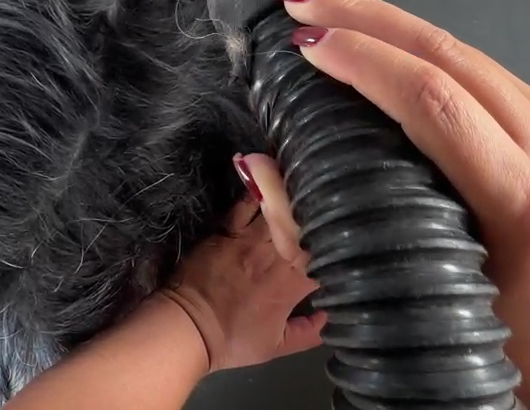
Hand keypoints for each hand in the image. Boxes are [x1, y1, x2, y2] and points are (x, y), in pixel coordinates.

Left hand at [158, 193, 326, 371]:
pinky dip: (258, 193)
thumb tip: (327, 317)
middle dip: (316, 220)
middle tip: (325, 208)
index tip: (339, 244)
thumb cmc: (232, 339)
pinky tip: (267, 181)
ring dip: (291, 201)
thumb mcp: (275, 348)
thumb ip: (306, 333)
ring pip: (279, 211)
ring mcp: (250, 238)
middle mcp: (275, 256)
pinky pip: (247, 204)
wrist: (189, 324)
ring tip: (303, 188)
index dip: (334, 252)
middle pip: (304, 229)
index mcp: (291, 284)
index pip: (323, 261)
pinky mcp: (228, 228)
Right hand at [253, 0, 529, 409]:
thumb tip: (258, 165)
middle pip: (445, 54)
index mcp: (524, 199)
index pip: (432, 99)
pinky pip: (472, 60)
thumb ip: (317, 233)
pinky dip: (413, 36)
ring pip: (459, 45)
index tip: (306, 43)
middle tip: (299, 0)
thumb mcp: (404, 300)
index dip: (363, 59)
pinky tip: (375, 18)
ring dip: (384, 14)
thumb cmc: (504, 341)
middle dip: (362, 16)